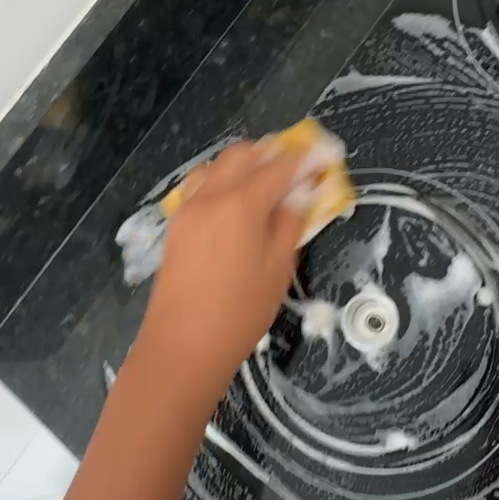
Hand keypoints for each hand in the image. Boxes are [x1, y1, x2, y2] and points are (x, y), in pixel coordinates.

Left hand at [132, 141, 306, 397]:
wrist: (182, 345)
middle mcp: (211, 196)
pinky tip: (234, 207)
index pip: (280, 166)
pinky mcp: (176, 224)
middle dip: (270, 154)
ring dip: (242, 166)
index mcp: (242, 205)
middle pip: (242, 153)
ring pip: (216, 165)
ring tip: (262, 189)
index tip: (322, 156)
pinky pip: (200, 186)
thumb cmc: (240, 312)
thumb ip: (290, 223)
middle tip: (293, 172)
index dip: (304, 159)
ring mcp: (188, 208)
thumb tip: (298, 195)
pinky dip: (220, 182)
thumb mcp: (278, 269)